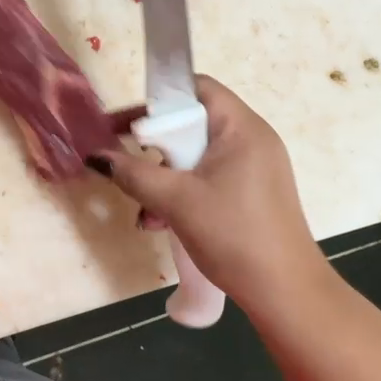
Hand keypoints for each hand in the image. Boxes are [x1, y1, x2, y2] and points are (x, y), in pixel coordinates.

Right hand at [95, 76, 328, 310]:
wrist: (285, 292)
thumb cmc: (233, 234)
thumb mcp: (174, 200)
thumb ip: (132, 173)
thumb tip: (95, 155)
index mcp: (241, 128)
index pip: (196, 88)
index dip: (158, 99)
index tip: (125, 124)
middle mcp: (252, 140)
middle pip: (192, 123)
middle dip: (155, 145)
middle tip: (126, 162)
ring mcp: (254, 168)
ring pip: (196, 155)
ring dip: (163, 175)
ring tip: (143, 207)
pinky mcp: (251, 194)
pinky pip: (207, 177)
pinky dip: (181, 191)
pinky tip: (161, 222)